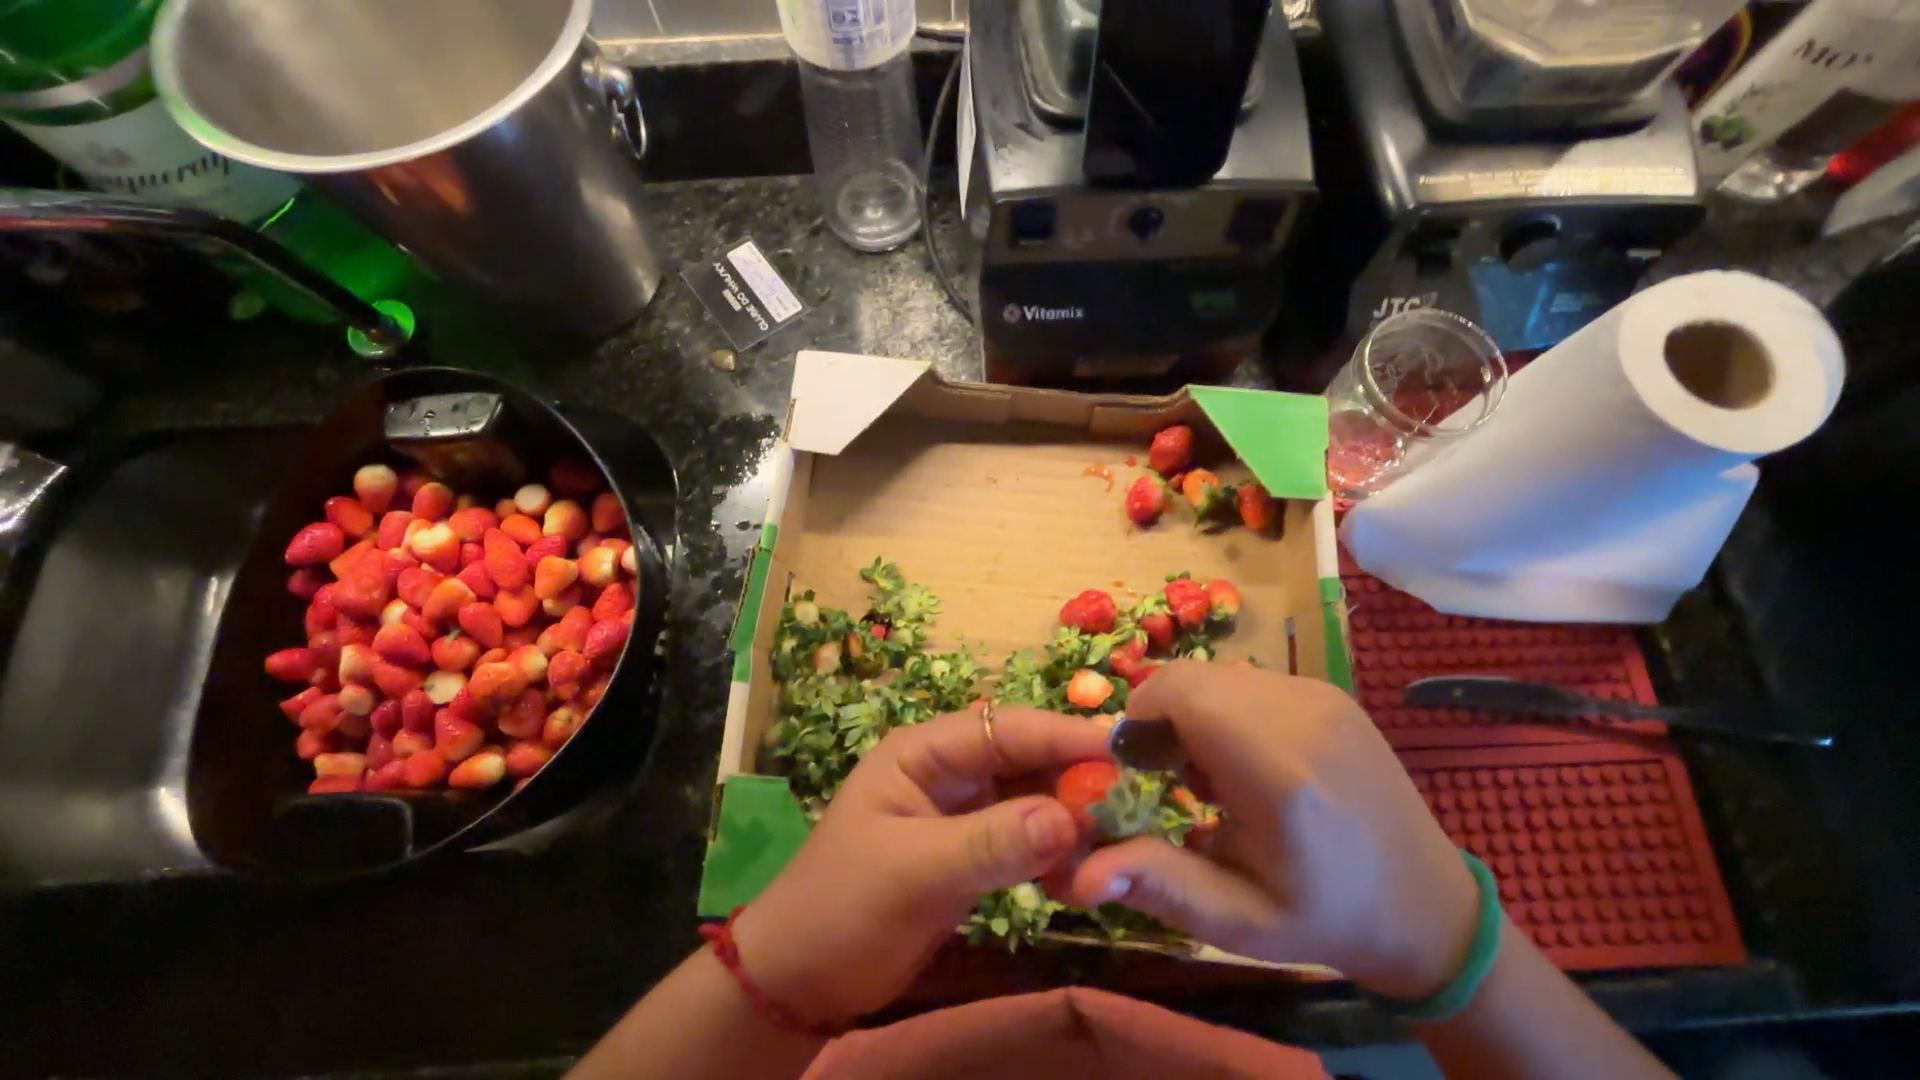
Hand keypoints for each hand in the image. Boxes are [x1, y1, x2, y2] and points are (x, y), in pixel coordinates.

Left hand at [730, 706, 1106, 1025]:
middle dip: (1074, 776)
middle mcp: (947, 771)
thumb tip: (1070, 817)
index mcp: (922, 752)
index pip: (1003, 727)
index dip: (1062, 735)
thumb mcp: (914, 871)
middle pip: (1024, 758)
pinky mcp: (971, 853)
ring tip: (1120, 837)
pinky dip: (1055, 851)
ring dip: (1071, 816)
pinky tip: (1084, 870)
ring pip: (1030, 798)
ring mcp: (961, 813)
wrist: (801, 979)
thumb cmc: (843, 908)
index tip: (1121, 750)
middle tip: (1134, 801)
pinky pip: (1025, 838)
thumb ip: (990, 842)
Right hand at [1063, 662, 1478, 1000]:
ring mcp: (1321, 696)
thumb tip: (1077, 875)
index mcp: (1278, 772)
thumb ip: (1159, 884)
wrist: (1428, 903)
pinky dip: (1224, 707)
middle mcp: (1301, 715)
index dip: (1138, 720)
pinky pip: (1248, 679)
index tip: (1137, 772)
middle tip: (1167, 777)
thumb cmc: (1326, 917)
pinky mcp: (1331, 692)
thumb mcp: (1238, 921)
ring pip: (1216, 673)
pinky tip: (1243, 760)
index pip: (1179, 694)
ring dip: (1191, 711)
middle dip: (1158, 716)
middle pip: (1190, 677)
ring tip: (1208, 774)